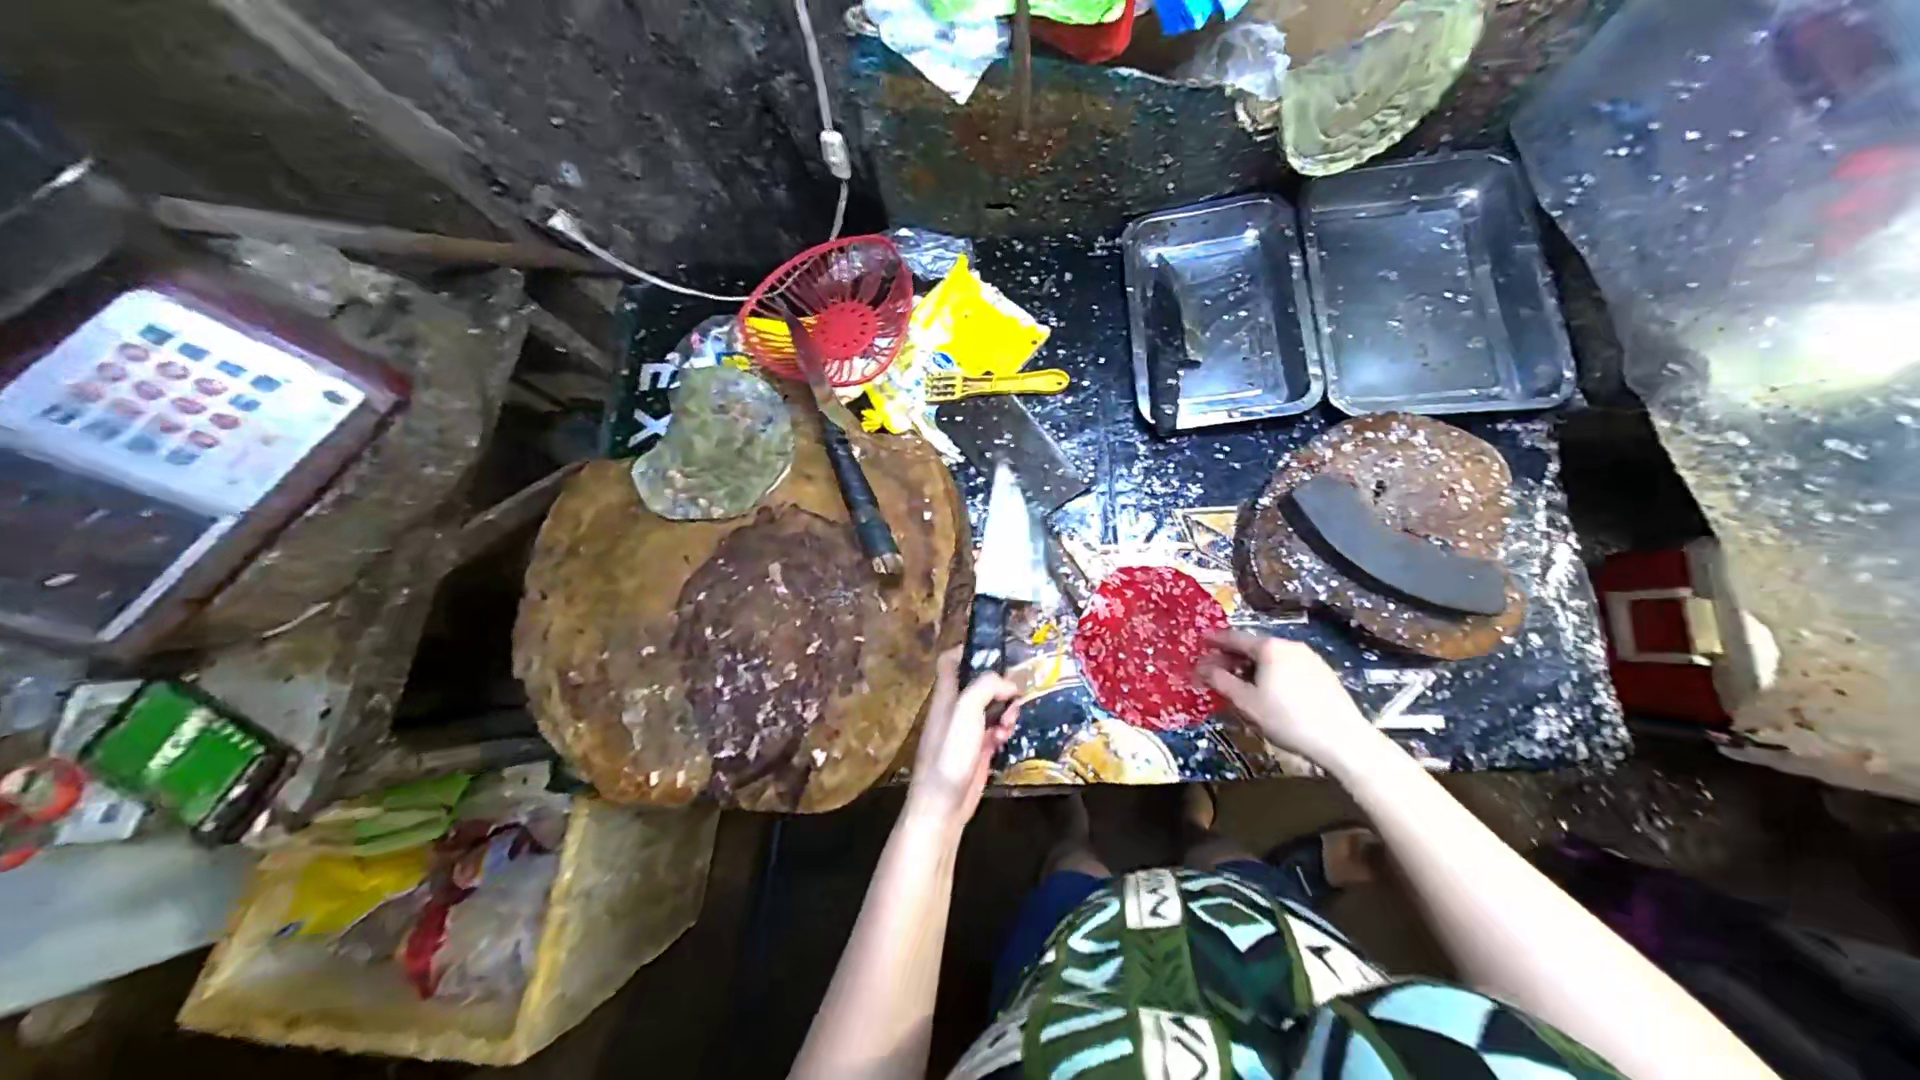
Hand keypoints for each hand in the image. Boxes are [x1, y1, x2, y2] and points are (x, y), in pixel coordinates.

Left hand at [905, 648, 1020, 834]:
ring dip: (1005, 710)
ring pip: (991, 708)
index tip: (993, 650)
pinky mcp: (978, 750)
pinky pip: (996, 731)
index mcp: (946, 695)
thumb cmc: (949, 753)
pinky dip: (1004, 730)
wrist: (942, 804)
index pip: (950, 662)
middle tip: (1014, 695)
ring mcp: (967, 730)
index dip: (967, 650)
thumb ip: (986, 687)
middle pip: (978, 684)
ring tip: (1010, 722)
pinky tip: (1006, 739)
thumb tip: (1008, 685)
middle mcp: (955, 709)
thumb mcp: (966, 710)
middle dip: (999, 686)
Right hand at [1198, 630, 1379, 770]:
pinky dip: (1271, 673)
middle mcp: (1289, 646)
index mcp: (1269, 648)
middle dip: (1231, 657)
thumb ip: (1221, 681)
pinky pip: (1287, 666)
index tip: (1200, 643)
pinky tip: (1267, 690)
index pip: (1234, 637)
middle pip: (1253, 646)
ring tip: (1239, 683)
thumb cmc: (1288, 719)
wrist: (1343, 740)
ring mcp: (1309, 658)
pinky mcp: (1322, 673)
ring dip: (1251, 666)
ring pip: (1271, 657)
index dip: (1214, 641)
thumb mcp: (1246, 702)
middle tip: (1214, 670)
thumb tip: (1201, 667)